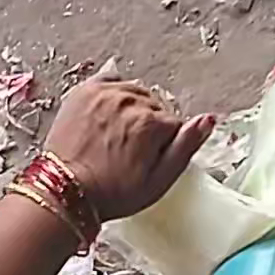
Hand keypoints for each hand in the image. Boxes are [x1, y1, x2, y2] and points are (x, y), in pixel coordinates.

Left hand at [45, 76, 214, 221]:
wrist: (66, 192)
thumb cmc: (112, 193)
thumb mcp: (159, 180)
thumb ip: (186, 146)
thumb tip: (207, 120)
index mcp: (150, 123)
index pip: (175, 125)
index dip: (166, 145)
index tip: (150, 161)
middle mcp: (129, 102)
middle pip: (156, 108)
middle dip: (151, 127)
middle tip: (133, 152)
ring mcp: (104, 94)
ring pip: (136, 94)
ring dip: (135, 110)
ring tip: (120, 136)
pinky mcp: (85, 92)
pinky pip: (112, 81)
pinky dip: (117, 93)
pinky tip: (113, 113)